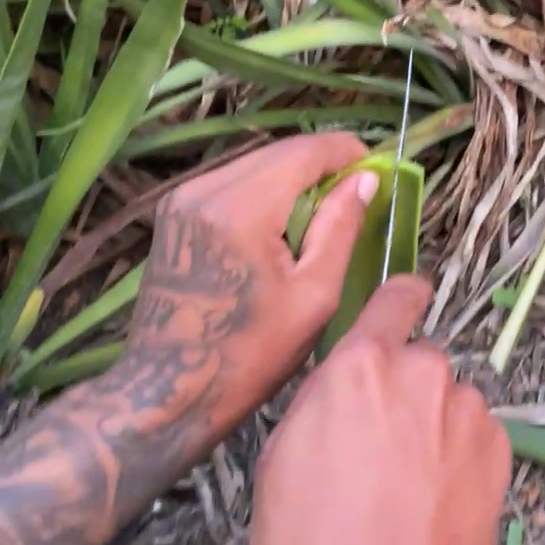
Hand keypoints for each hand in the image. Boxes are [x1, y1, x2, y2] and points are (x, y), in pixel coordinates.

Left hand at [128, 132, 373, 433]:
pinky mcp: (175, 210)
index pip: (305, 151)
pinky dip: (269, 189)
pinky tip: (286, 223)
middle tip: (357, 193)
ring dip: (296, 176)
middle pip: (281, 151)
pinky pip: (236, 179)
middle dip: (324, 164)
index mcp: (240, 209)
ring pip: (259, 162)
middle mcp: (205, 190)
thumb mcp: (315, 294)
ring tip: (326, 211)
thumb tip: (365, 180)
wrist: (167, 393)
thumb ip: (341, 227)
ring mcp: (183, 198)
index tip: (376, 171)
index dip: (347, 153)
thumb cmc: (251, 353)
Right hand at [249, 277, 511, 544]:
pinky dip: (462, 455)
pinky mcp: (499, 445)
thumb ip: (328, 395)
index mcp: (362, 366)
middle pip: (420, 361)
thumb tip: (350, 378)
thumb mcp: (284, 456)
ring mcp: (467, 408)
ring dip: (435, 426)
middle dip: (406, 391)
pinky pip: (475, 433)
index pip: (399, 294)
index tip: (405, 305)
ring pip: (449, 401)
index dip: (402, 300)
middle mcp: (423, 372)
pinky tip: (439, 500)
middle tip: (385, 448)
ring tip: (411, 488)